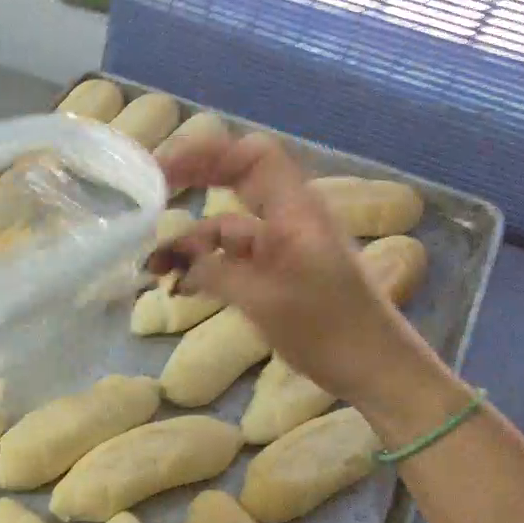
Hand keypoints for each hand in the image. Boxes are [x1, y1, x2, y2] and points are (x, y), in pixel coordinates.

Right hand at [151, 132, 434, 407]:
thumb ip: (217, 272)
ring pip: (224, 228)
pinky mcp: (273, 274)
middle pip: (235, 180)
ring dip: (188, 242)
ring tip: (153, 268)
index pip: (252, 157)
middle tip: (148, 196)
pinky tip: (179, 287)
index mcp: (296, 211)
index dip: (208, 153)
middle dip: (191, 183)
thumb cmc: (330, 330)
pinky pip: (228, 259)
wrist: (374, 369)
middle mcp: (286, 219)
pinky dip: (202, 267)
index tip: (164, 170)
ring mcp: (279, 247)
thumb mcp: (266, 301)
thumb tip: (177, 260)